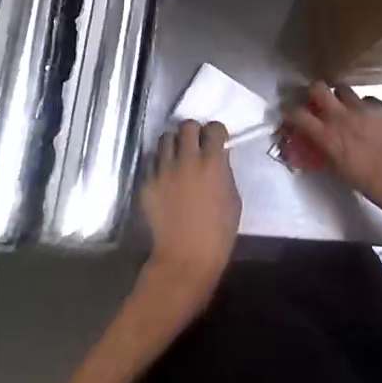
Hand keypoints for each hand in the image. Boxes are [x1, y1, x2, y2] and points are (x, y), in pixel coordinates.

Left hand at [139, 120, 239, 307]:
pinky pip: (152, 160)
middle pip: (187, 125)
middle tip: (197, 144)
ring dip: (175, 143)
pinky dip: (160, 161)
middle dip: (194, 131)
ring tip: (179, 156)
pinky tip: (166, 174)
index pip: (214, 128)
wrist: (186, 257)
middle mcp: (186, 160)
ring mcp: (163, 170)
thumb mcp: (234, 198)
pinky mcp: (147, 182)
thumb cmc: (218, 232)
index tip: (218, 139)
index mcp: (212, 163)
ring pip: (165, 138)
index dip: (217, 131)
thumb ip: (225, 171)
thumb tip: (219, 155)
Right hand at [280, 83, 381, 221]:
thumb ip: (328, 153)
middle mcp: (343, 117)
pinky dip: (363, 106)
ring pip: (343, 88)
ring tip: (345, 108)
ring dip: (339, 97)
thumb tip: (321, 144)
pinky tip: (370, 120)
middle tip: (318, 104)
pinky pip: (367, 99)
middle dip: (314, 94)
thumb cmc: (375, 187)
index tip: (291, 117)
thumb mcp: (343, 172)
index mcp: (329, 137)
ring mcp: (365, 109)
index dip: (290, 113)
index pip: (298, 114)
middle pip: (318, 88)